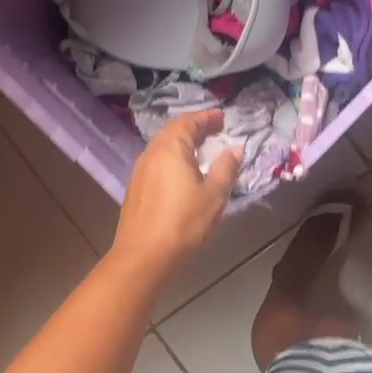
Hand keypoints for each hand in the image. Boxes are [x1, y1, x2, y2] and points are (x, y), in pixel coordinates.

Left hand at [111, 111, 240, 269]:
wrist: (144, 254)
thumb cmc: (184, 222)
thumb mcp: (214, 195)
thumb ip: (226, 169)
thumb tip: (235, 149)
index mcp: (171, 149)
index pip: (188, 122)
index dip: (206, 118)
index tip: (222, 118)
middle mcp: (152, 153)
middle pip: (173, 132)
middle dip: (194, 128)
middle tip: (214, 130)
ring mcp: (140, 171)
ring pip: (163, 147)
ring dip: (182, 143)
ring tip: (201, 149)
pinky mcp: (136, 188)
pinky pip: (157, 162)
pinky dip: (173, 158)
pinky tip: (182, 171)